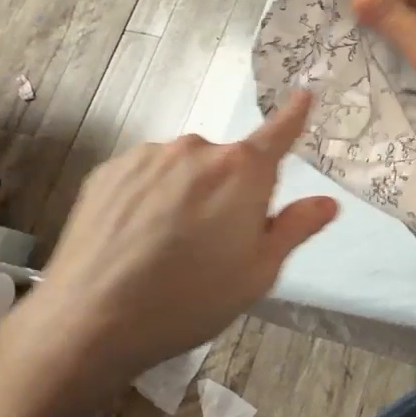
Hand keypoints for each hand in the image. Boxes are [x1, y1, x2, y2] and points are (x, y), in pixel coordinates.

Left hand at [0, 93, 337, 406]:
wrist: (88, 322)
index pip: (278, 133)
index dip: (294, 115)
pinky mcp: (106, 172)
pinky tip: (139, 237)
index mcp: (242, 171)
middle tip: (220, 239)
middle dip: (233, 188)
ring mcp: (146, 157)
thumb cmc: (190, 300)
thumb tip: (327, 202)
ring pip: (186, 168)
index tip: (304, 94)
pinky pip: (147, 175)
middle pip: (229, 161)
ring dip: (190, 191)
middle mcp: (196, 149)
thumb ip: (294, 228)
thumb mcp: (259, 272)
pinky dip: (153, 196)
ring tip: (171, 244)